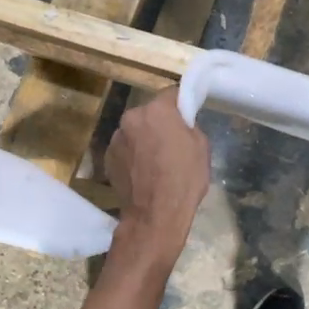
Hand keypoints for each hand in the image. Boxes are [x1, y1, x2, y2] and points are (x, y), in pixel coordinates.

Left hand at [103, 89, 209, 248]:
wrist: (155, 213)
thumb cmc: (184, 178)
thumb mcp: (201, 147)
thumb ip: (189, 127)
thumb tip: (180, 125)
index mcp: (156, 110)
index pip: (170, 94)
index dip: (179, 104)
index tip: (185, 116)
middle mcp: (131, 118)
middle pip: (148, 114)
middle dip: (158, 123)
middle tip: (171, 142)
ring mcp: (115, 138)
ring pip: (134, 132)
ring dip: (143, 140)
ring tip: (154, 162)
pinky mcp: (106, 158)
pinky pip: (124, 150)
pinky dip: (131, 156)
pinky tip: (142, 174)